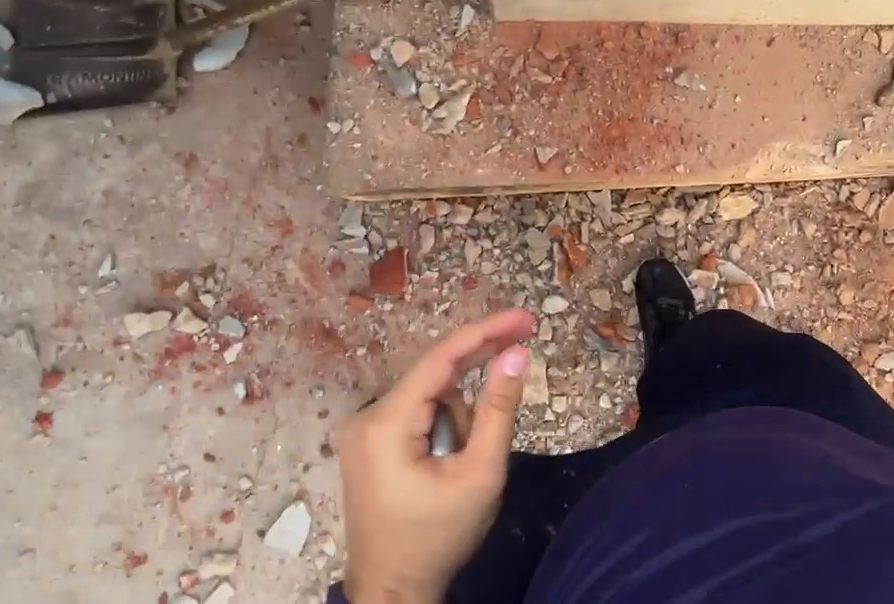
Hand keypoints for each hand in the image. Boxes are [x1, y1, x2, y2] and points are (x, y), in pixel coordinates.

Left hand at [338, 309, 535, 603]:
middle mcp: (367, 416)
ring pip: (432, 393)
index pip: (442, 358)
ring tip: (470, 458)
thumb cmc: (437, 537)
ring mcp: (365, 430)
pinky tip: (455, 454)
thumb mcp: (480, 473)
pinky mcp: (372, 442)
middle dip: (482, 363)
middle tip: (528, 337)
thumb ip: (499, 408)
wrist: (393, 594)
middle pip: (437, 372)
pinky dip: (448, 421)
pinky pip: (421, 410)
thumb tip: (518, 351)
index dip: (487, 330)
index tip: (526, 318)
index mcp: (385, 422)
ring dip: (462, 411)